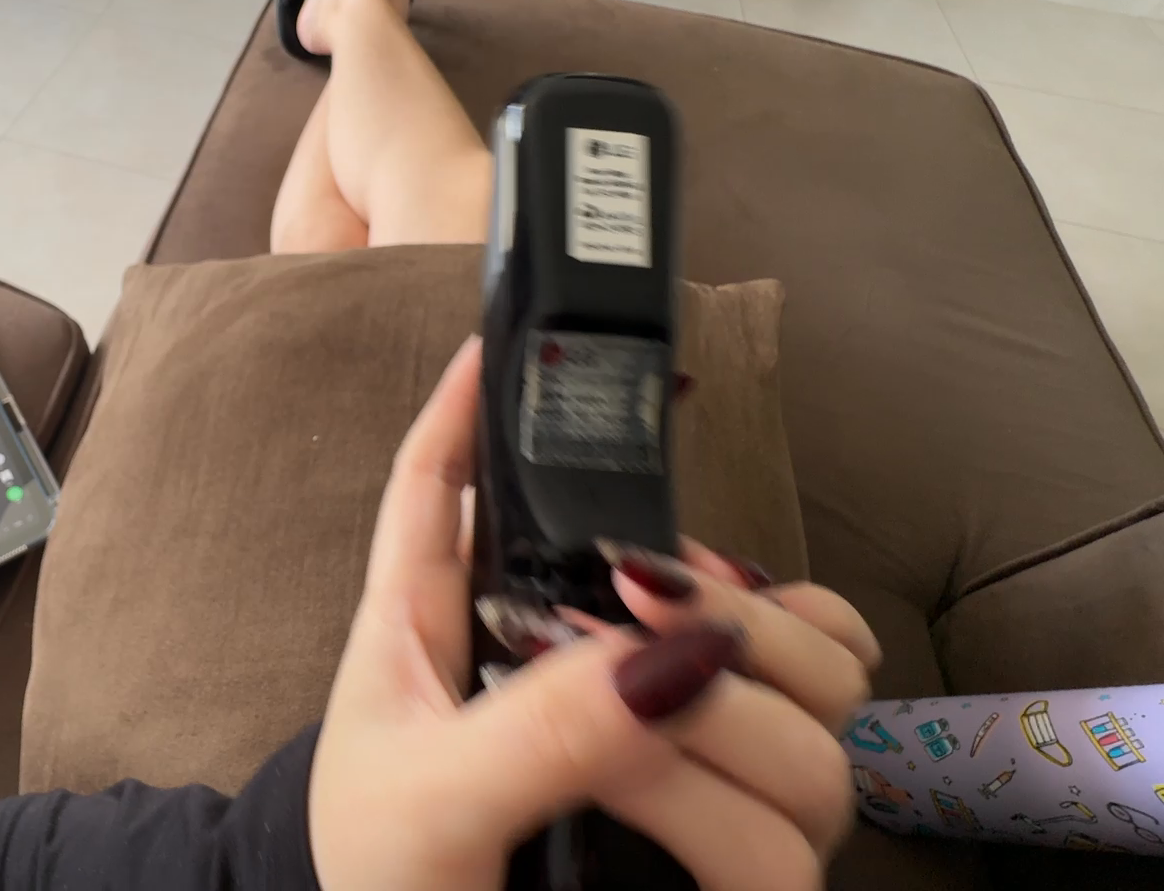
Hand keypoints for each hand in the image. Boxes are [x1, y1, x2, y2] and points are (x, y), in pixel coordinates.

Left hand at [307, 337, 879, 890]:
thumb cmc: (382, 869)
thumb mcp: (423, 799)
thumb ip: (533, 735)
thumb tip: (670, 658)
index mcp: (437, 624)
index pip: (435, 488)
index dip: (456, 409)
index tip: (487, 345)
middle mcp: (552, 653)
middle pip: (672, 565)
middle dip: (706, 590)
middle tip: (666, 604)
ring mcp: (632, 724)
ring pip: (772, 668)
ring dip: (740, 701)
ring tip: (656, 743)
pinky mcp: (694, 800)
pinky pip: (800, 765)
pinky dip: (780, 767)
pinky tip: (735, 777)